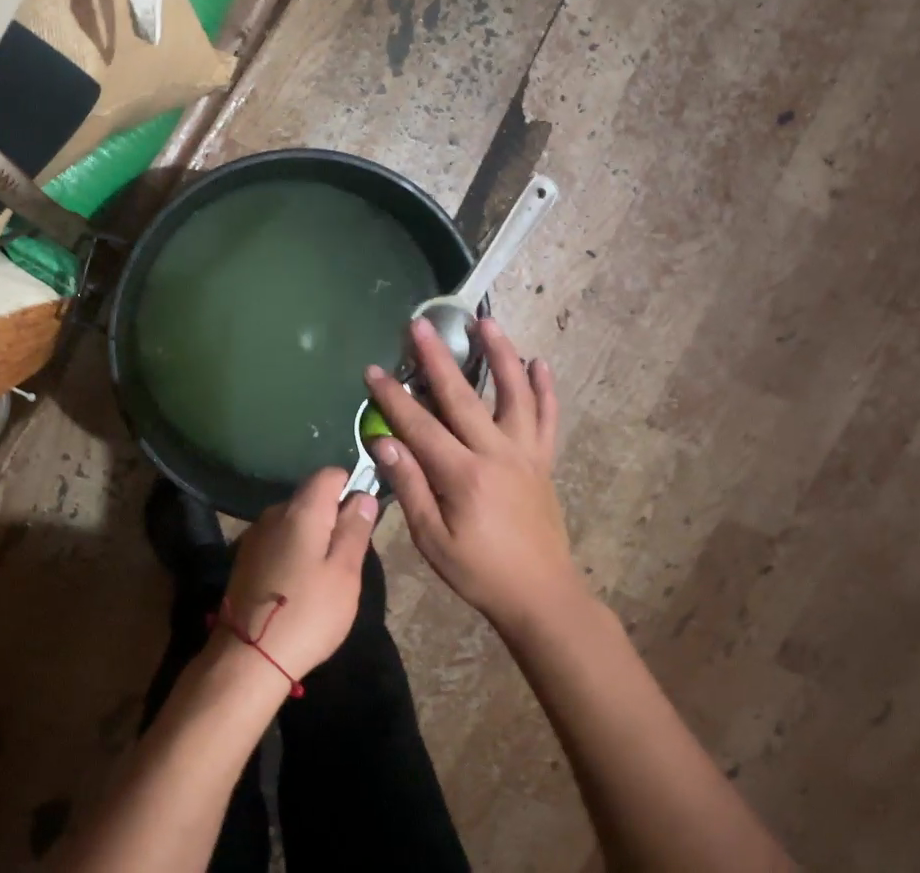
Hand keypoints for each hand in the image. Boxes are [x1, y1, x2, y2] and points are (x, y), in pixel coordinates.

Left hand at [220, 468, 377, 680]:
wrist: (250, 653)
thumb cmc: (308, 612)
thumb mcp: (344, 573)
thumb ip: (354, 530)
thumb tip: (363, 495)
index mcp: (300, 511)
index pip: (328, 475)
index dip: (351, 485)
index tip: (365, 515)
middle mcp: (273, 513)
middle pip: (310, 497)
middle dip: (334, 515)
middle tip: (351, 555)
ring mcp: (255, 535)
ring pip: (294, 520)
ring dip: (315, 536)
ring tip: (329, 574)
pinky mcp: (246, 557)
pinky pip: (279, 540)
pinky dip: (296, 550)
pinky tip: (302, 582)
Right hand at [363, 317, 584, 632]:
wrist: (542, 596)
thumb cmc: (478, 572)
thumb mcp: (431, 539)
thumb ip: (410, 487)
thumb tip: (384, 443)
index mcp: (463, 475)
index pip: (419, 426)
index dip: (392, 397)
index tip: (372, 370)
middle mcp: (497, 454)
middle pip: (463, 397)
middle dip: (438, 358)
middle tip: (420, 324)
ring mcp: (525, 455)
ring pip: (514, 394)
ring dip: (501, 355)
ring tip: (488, 322)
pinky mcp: (542, 462)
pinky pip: (547, 418)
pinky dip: (544, 389)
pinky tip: (538, 363)